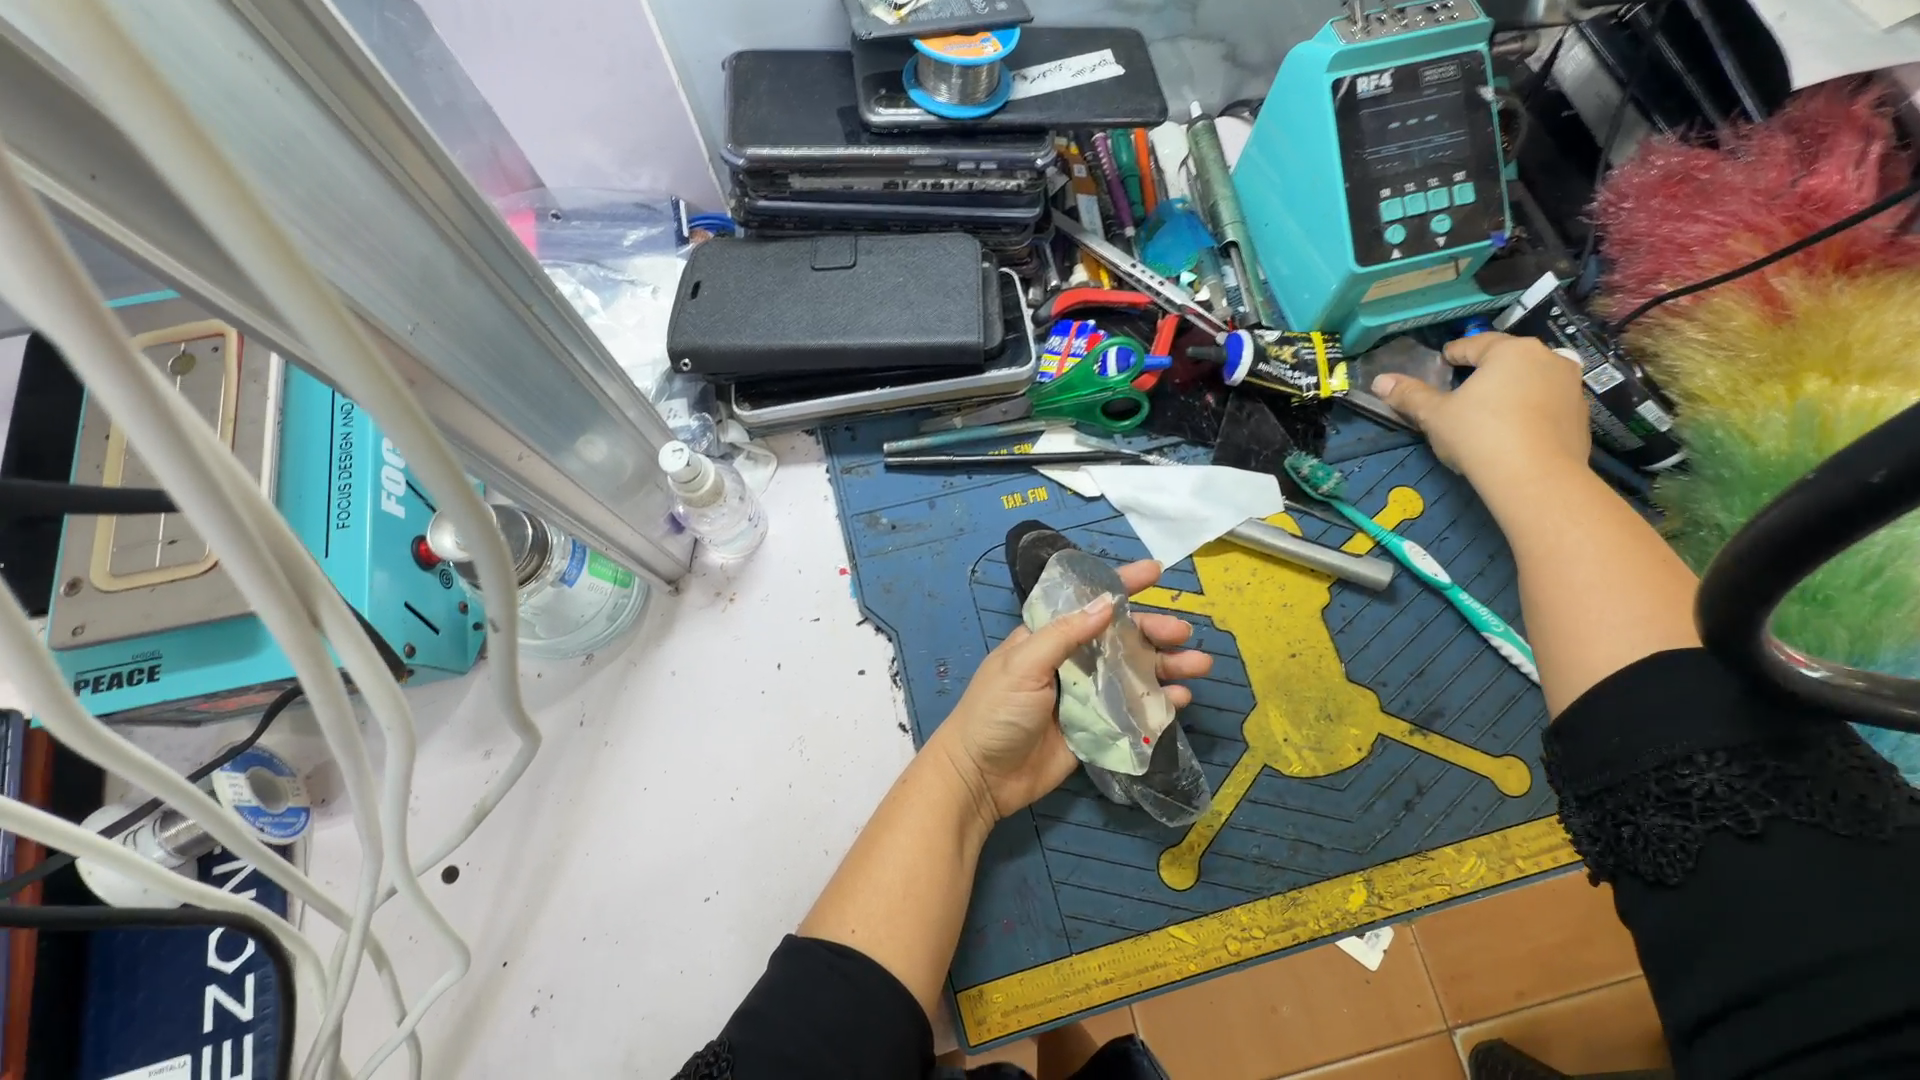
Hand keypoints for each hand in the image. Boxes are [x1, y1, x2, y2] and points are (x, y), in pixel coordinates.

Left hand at [929, 559, 1212, 827]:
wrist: (981, 776)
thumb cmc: (995, 711)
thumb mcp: (1023, 664)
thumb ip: (1065, 634)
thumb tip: (1107, 603)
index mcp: (1048, 638)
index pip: (1089, 603)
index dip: (1122, 585)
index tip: (1155, 571)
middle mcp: (1071, 661)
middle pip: (1122, 639)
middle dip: (1155, 631)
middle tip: (1185, 632)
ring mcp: (1085, 696)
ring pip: (1134, 673)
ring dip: (1166, 666)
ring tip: (1199, 665)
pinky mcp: (1096, 729)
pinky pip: (1134, 711)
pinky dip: (1159, 703)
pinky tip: (1180, 699)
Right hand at [1370, 332, 1590, 476]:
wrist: (1536, 477)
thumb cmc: (1479, 435)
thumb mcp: (1435, 415)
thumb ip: (1409, 395)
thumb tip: (1380, 381)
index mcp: (1510, 351)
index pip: (1475, 345)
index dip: (1453, 354)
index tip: (1442, 363)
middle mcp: (1547, 358)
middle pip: (1508, 360)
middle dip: (1486, 371)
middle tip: (1464, 389)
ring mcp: (1571, 386)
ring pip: (1532, 380)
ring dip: (1512, 389)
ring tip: (1491, 411)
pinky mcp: (1581, 415)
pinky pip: (1548, 405)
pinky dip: (1531, 411)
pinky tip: (1515, 432)